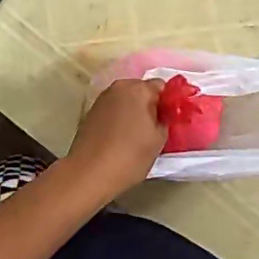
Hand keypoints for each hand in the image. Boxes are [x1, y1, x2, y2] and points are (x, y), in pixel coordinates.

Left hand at [64, 78, 166, 195]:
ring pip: (126, 99)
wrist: (89, 172)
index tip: (169, 118)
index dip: (168, 101)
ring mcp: (102, 98)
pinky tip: (121, 136)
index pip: (161, 86)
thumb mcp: (159, 140)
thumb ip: (164, 119)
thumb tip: (161, 114)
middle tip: (154, 127)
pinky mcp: (91, 111)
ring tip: (137, 133)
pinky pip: (113, 108)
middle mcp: (119, 87)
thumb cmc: (130, 156)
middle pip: (141, 90)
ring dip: (133, 110)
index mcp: (139, 89)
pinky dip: (119, 116)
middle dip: (149, 104)